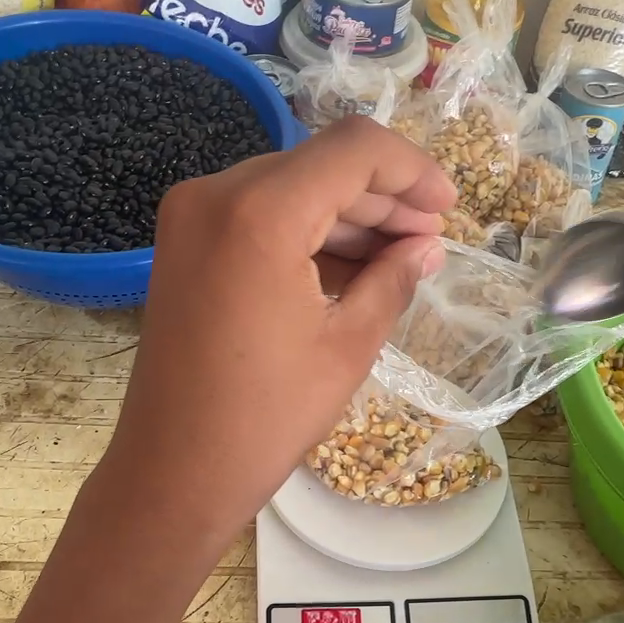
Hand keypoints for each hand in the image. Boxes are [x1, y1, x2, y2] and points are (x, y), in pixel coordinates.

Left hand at [98, 117, 455, 544]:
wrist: (175, 472)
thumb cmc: (266, 419)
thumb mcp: (346, 348)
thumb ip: (392, 281)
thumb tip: (426, 247)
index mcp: (261, 213)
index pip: (354, 150)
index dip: (412, 170)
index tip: (449, 205)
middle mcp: (215, 194)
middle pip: (318, 166)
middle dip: (382, 199)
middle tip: (428, 240)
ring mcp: (190, 219)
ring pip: (288, 191)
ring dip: (345, 219)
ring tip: (398, 260)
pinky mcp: (182, 248)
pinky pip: (257, 220)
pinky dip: (304, 237)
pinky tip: (349, 270)